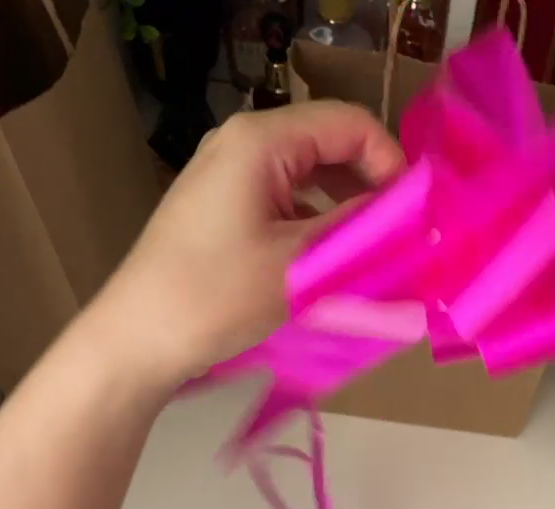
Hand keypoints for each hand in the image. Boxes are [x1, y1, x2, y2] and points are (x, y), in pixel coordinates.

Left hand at [79, 102, 405, 388]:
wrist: (141, 338)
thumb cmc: (218, 294)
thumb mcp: (300, 262)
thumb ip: (358, 230)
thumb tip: (408, 216)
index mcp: (261, 140)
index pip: (349, 124)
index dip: (390, 163)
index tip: (413, 215)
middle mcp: (243, 145)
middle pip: (328, 149)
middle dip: (369, 192)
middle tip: (399, 241)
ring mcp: (228, 178)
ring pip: (308, 182)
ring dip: (343, 216)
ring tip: (370, 260)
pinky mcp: (222, 212)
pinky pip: (284, 206)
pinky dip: (314, 230)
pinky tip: (329, 267)